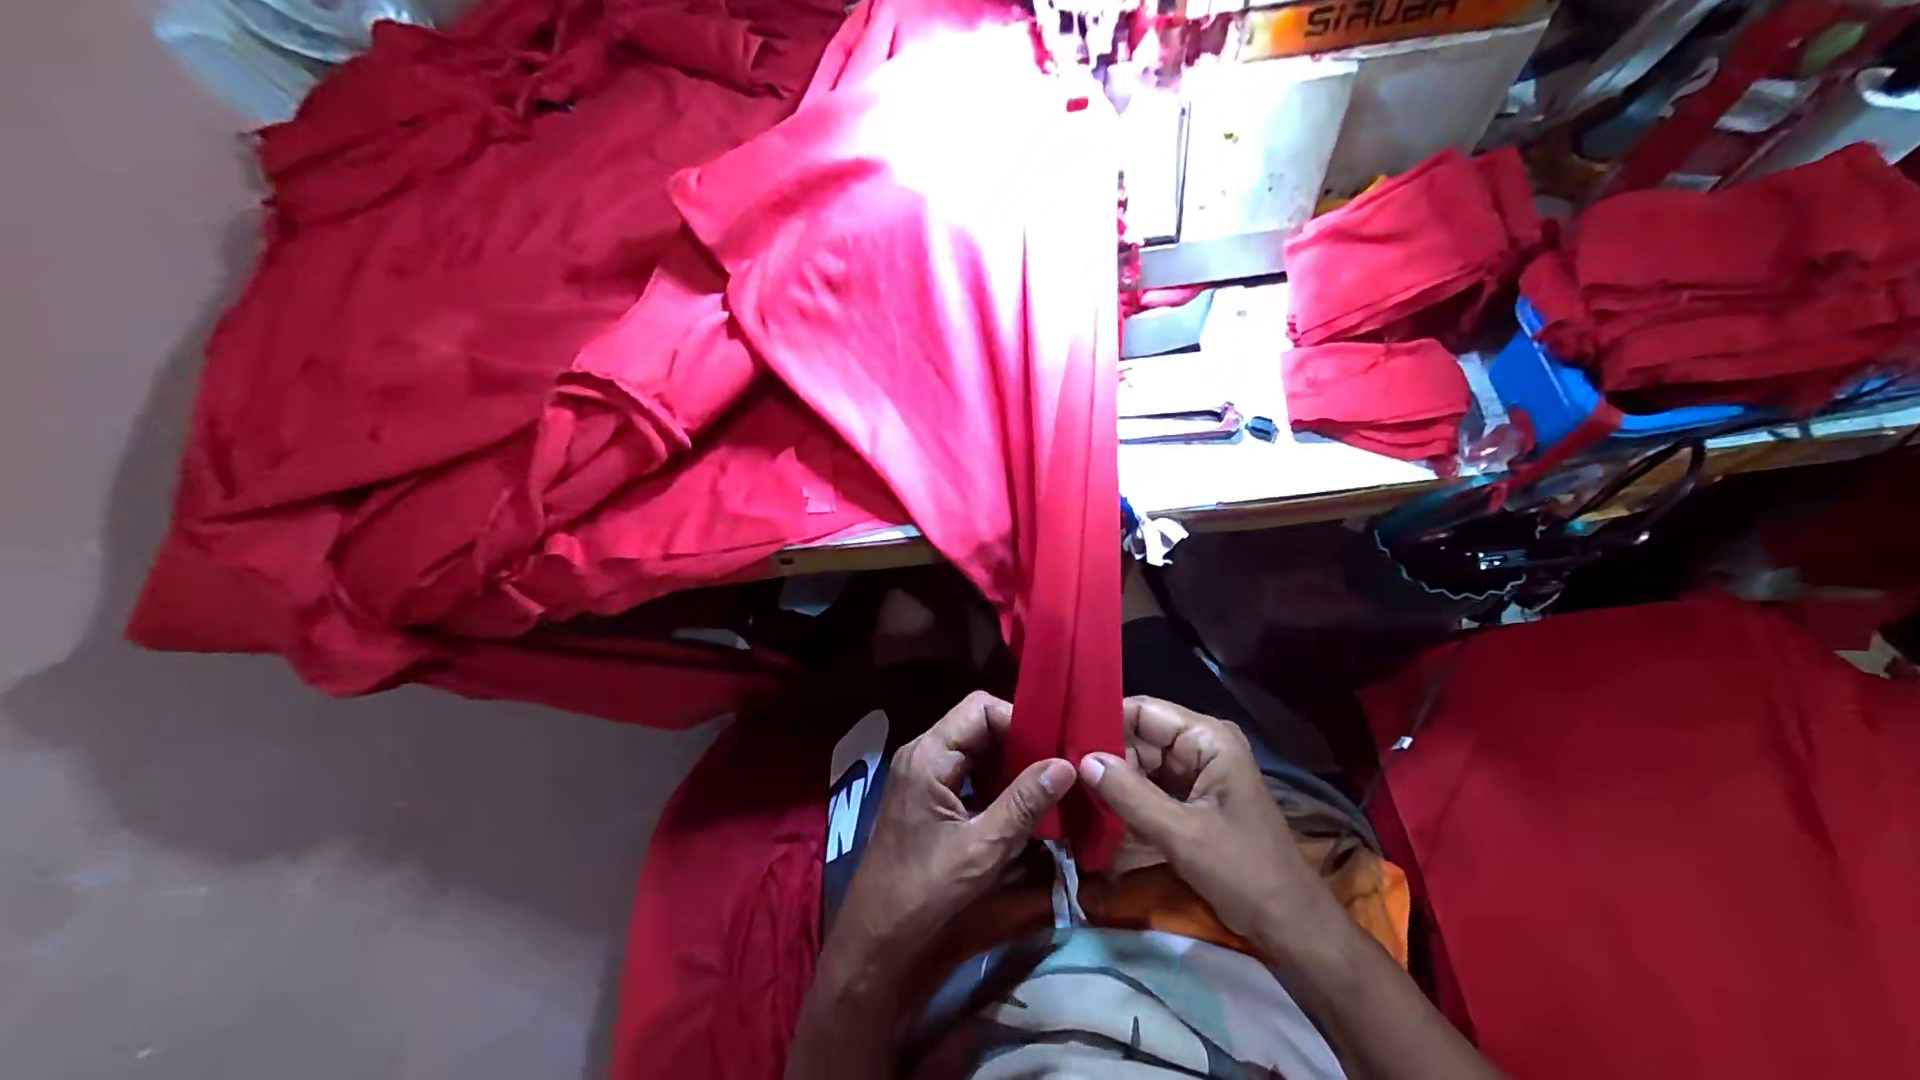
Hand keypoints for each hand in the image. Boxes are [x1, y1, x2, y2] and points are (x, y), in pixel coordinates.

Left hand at [826, 691, 1077, 978]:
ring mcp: (923, 775)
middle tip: (1057, 768)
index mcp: (929, 755)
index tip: (1052, 750)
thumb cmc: (925, 890)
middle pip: (979, 725)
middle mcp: (923, 754)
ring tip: (1046, 787)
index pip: (980, 708)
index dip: (1019, 721)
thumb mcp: (983, 847)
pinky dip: (996, 784)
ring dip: (1010, 766)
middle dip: (1019, 744)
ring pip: (976, 750)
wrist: (877, 936)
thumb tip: (1067, 764)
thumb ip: (1025, 802)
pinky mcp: (928, 797)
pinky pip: (968, 773)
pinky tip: (1021, 806)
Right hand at [1079, 696, 1345, 946]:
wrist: (1290, 925)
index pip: (1144, 711)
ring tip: (1070, 792)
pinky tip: (1094, 811)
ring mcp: (1196, 773)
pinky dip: (1126, 799)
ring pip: (1139, 764)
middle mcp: (1200, 746)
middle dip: (1104, 756)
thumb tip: (1082, 760)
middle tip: (1063, 775)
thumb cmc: (1244, 872)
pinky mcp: (1190, 799)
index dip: (1104, 720)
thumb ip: (1130, 795)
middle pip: (1138, 737)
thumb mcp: (1182, 834)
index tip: (1064, 738)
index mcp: (1208, 738)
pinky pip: (1148, 787)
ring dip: (1111, 781)